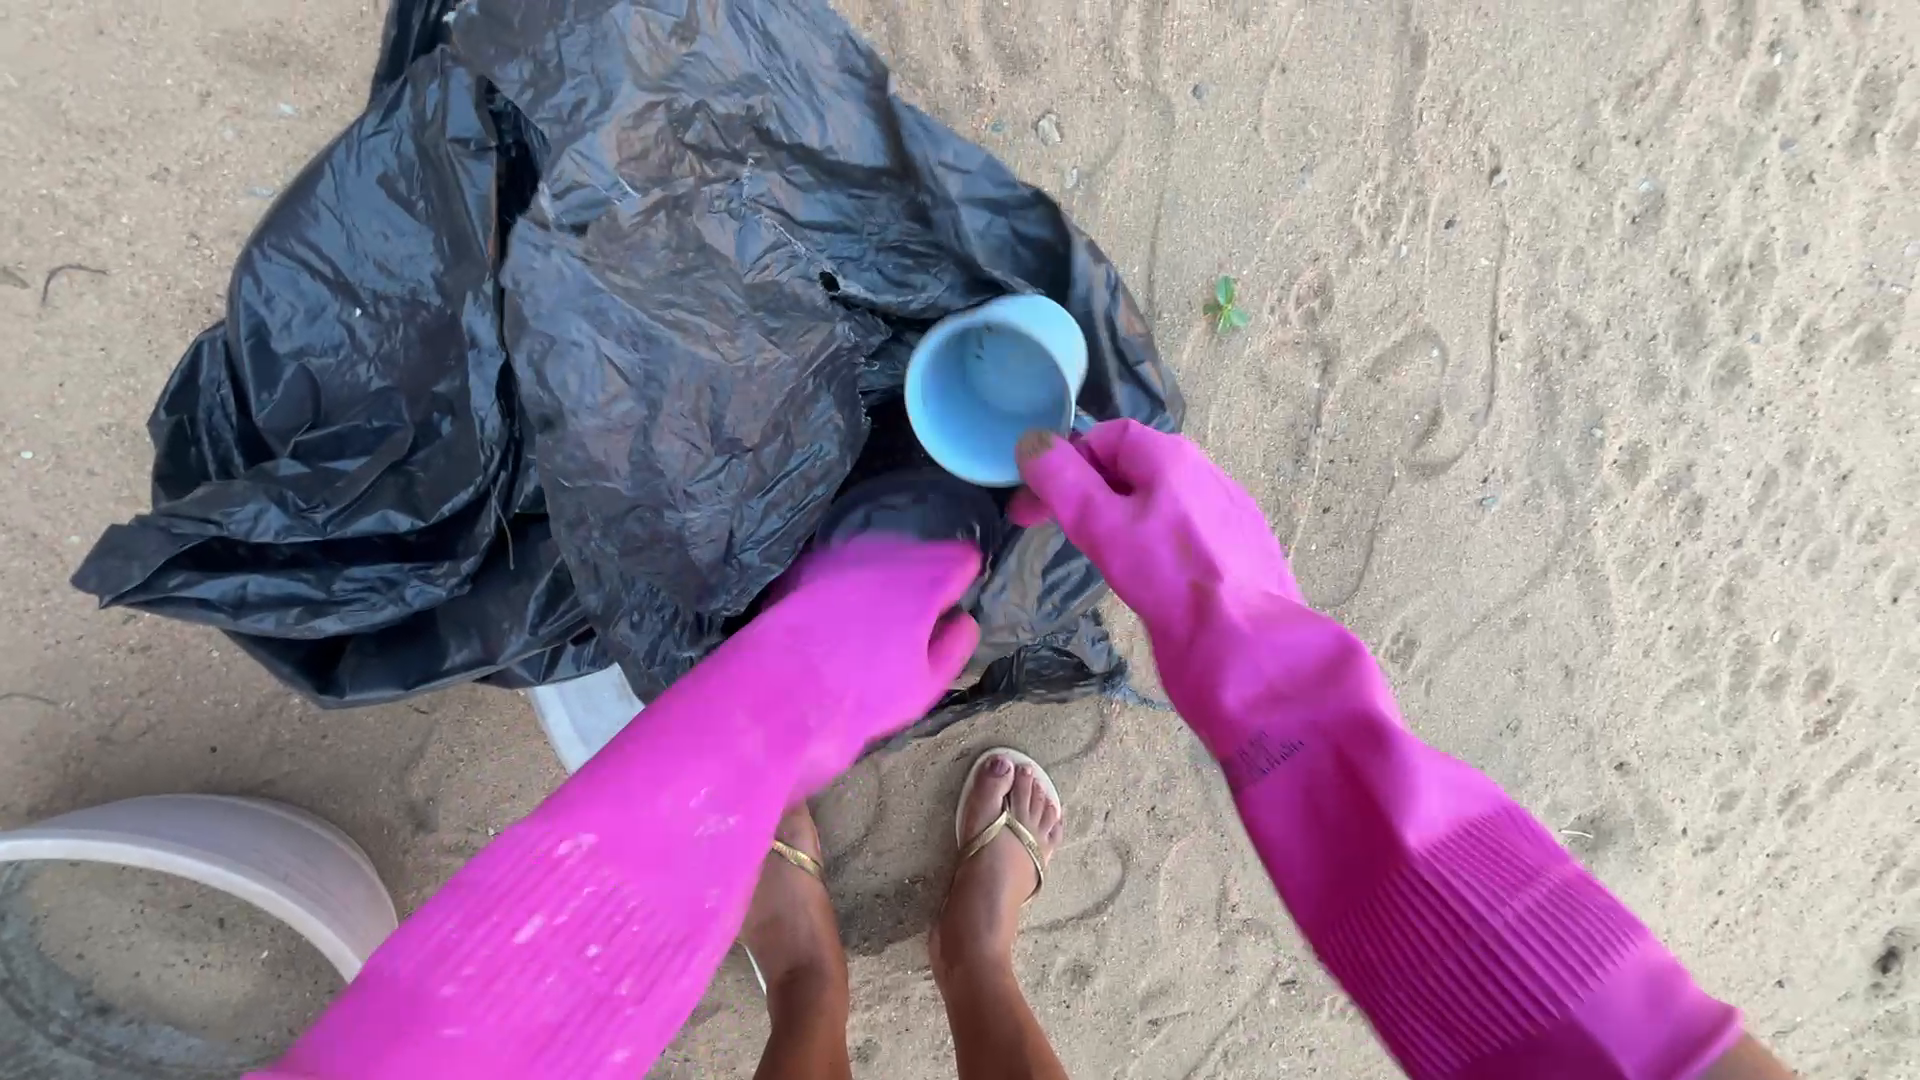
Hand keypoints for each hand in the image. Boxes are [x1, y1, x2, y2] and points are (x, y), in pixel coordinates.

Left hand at [725, 537, 981, 788]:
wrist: (779, 697)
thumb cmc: (861, 698)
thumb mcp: (925, 686)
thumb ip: (955, 646)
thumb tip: (964, 620)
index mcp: (924, 581)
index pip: (963, 557)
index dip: (966, 576)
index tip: (959, 597)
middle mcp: (886, 555)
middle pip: (923, 550)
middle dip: (928, 573)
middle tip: (922, 614)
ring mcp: (844, 555)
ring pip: (884, 552)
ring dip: (891, 573)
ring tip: (882, 615)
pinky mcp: (810, 565)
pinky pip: (849, 563)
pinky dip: (856, 579)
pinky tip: (846, 613)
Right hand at [1009, 420, 1298, 638]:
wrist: (1247, 646)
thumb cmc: (1167, 578)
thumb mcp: (1099, 524)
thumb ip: (1061, 481)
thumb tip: (1031, 443)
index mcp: (1172, 457)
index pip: (1107, 436)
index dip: (1067, 461)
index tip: (1038, 503)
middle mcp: (1206, 474)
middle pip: (1134, 467)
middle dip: (1089, 491)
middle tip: (1059, 530)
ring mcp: (1229, 513)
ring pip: (1160, 502)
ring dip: (1121, 517)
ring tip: (1101, 554)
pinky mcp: (1242, 551)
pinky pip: (1186, 532)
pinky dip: (1155, 542)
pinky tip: (1149, 576)